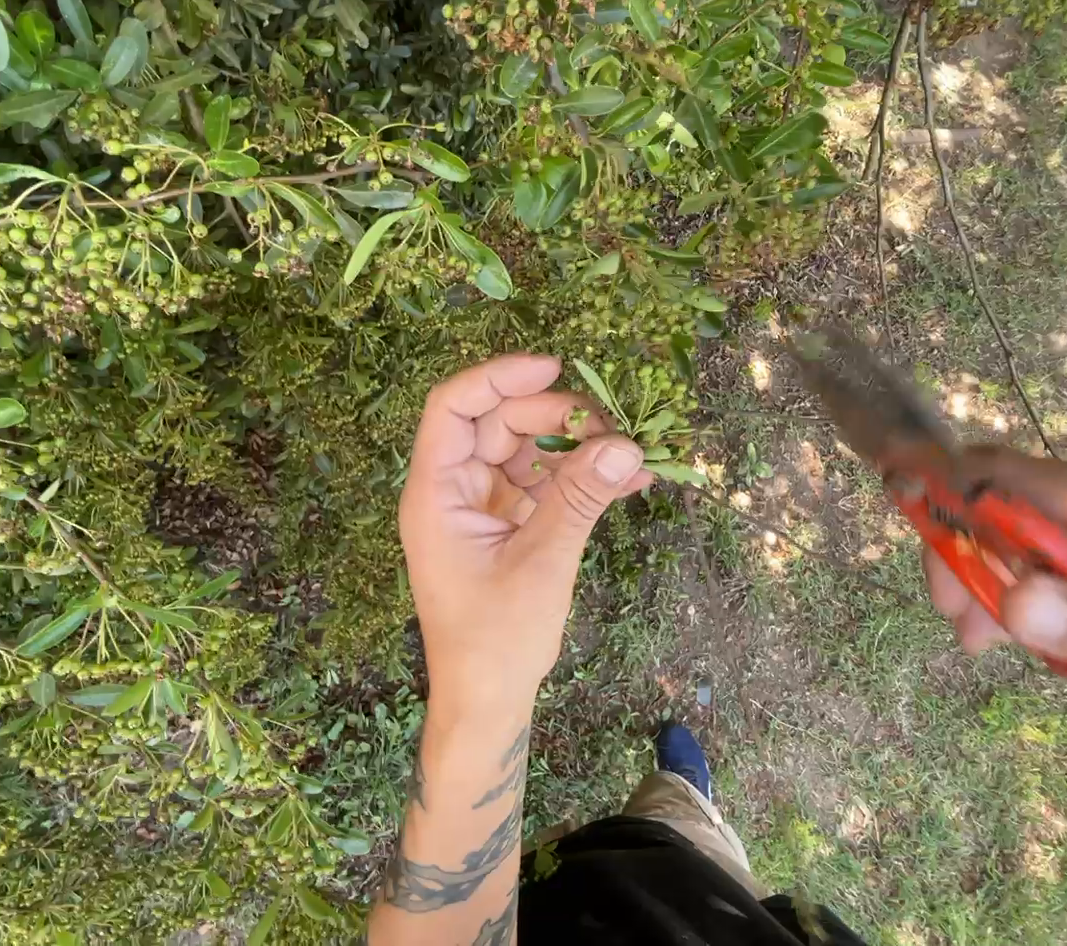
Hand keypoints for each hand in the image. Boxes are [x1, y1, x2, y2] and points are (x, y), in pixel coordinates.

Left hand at [399, 355, 651, 715]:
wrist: (488, 698)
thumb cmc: (495, 639)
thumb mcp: (541, 563)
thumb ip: (579, 500)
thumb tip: (626, 445)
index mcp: (436, 493)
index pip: (452, 407)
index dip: (498, 377)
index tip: (553, 368)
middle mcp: (454, 489)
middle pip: (499, 423)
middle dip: (556, 417)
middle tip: (612, 430)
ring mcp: (483, 504)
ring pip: (527, 449)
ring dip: (577, 446)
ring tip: (630, 454)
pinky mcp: (510, 522)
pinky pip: (545, 483)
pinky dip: (580, 479)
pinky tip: (628, 480)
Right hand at [924, 448, 1066, 752]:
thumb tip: (1009, 600)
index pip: (1014, 473)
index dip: (943, 482)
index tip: (893, 499)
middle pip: (1010, 499)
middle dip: (968, 556)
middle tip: (960, 628)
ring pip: (1029, 523)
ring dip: (997, 575)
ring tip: (993, 644)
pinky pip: (1061, 540)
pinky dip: (1034, 580)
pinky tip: (1046, 630)